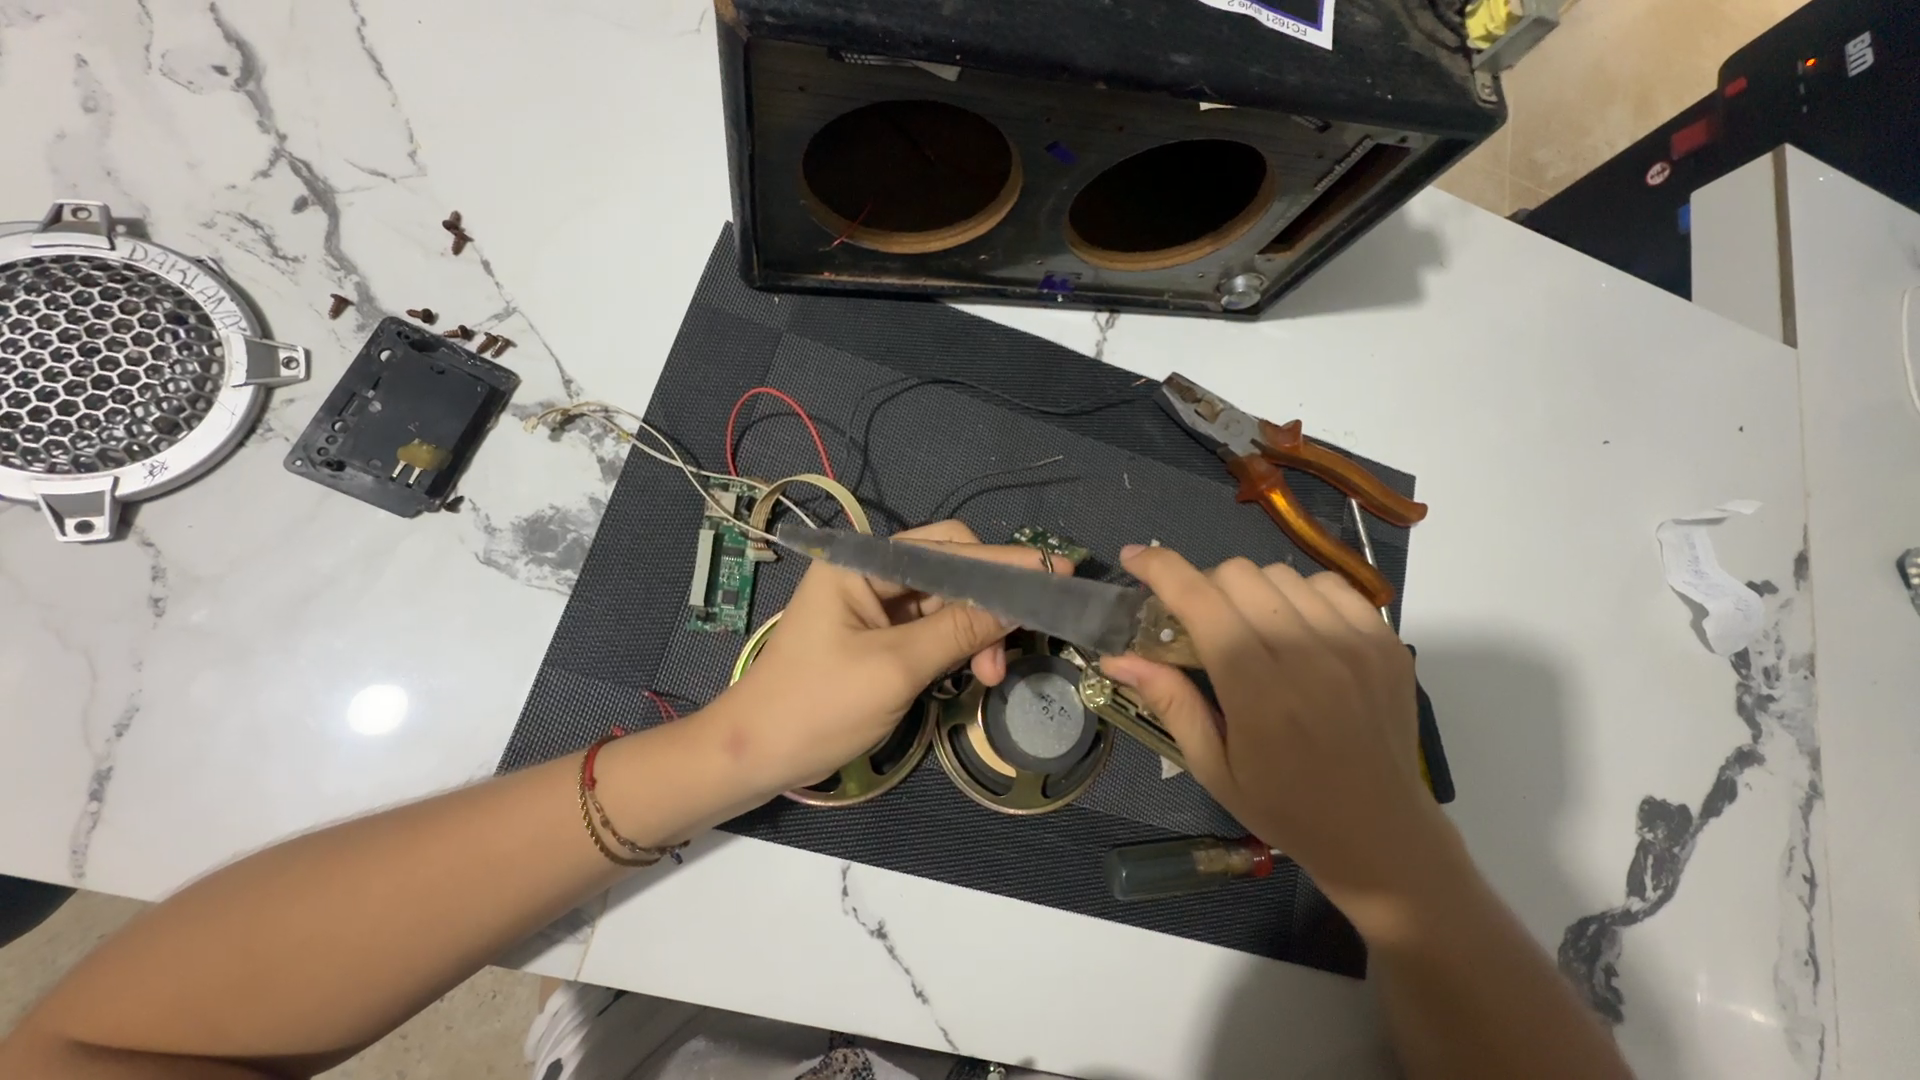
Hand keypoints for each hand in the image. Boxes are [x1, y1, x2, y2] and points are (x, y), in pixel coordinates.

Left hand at [721, 521, 1069, 794]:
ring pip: (949, 603)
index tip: (1058, 575)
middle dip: (990, 604)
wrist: (755, 756)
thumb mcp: (895, 668)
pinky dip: (958, 647)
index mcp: (861, 563)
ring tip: (992, 675)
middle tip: (1017, 646)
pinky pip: (934, 629)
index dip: (1005, 561)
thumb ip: (959, 631)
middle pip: (953, 570)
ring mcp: (876, 606)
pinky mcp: (880, 637)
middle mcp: (870, 572)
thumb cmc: (817, 707)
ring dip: (977, 633)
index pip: (949, 548)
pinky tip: (976, 671)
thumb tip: (1022, 603)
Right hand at [1100, 547, 1458, 938]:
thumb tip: (1117, 656)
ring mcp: (1355, 643)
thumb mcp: (1213, 767)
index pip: (1199, 600)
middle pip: (1238, 574)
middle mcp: (1308, 653)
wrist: (1381, 833)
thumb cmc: (1285, 807)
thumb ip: (1169, 702)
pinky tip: (1296, 629)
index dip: (1160, 568)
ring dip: (1251, 590)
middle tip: (1198, 621)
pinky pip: (1331, 585)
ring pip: (1282, 574)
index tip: (1134, 558)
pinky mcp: (1387, 642)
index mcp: (1258, 689)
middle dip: (1203, 586)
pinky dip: (1300, 595)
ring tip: (1251, 628)